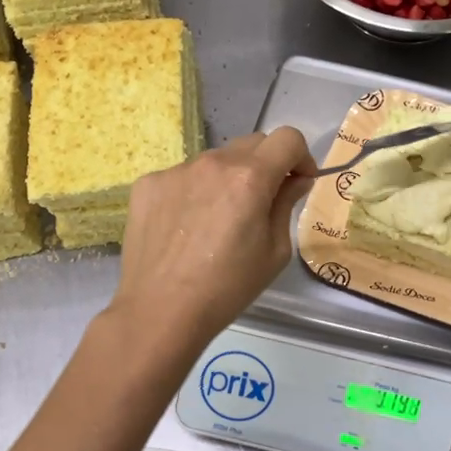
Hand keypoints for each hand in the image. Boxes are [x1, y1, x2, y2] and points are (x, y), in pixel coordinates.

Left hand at [105, 127, 315, 353]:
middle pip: (252, 143)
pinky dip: (195, 191)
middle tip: (263, 201)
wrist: (160, 311)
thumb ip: (286, 204)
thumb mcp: (275, 251)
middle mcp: (213, 163)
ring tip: (219, 219)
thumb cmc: (227, 288)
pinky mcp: (148, 184)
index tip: (298, 181)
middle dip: (267, 164)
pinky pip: (184, 176)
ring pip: (216, 160)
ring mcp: (176, 170)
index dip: (301, 156)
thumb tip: (294, 180)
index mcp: (250, 178)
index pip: (288, 138)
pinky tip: (188, 226)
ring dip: (228, 178)